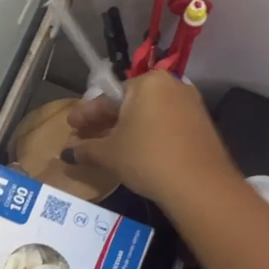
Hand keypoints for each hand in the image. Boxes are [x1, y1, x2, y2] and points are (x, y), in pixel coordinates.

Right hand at [65, 71, 240, 205]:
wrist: (199, 185)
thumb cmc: (147, 158)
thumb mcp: (109, 154)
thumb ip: (86, 149)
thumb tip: (67, 153)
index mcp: (147, 83)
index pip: (108, 97)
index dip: (86, 114)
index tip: (71, 125)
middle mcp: (171, 86)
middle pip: (129, 104)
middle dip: (106, 122)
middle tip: (85, 136)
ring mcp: (190, 105)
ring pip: (148, 116)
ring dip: (126, 130)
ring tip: (108, 148)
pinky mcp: (200, 126)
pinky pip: (164, 126)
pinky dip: (147, 136)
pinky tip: (135, 153)